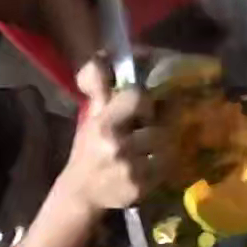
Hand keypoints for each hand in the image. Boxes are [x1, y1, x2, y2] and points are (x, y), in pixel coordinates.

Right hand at [62, 67, 156, 210]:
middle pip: (158, 125)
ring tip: (149, 151)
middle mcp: (116, 145)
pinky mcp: (139, 189)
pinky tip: (147, 169)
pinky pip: (164, 170)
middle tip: (148, 132)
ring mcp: (129, 169)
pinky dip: (159, 168)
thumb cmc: (89, 149)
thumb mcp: (91, 116)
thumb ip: (101, 87)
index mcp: (103, 122)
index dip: (144, 100)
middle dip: (156, 128)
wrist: (81, 192)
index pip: (137, 96)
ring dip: (161, 148)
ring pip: (165, 148)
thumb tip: (103, 54)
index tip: (142, 108)